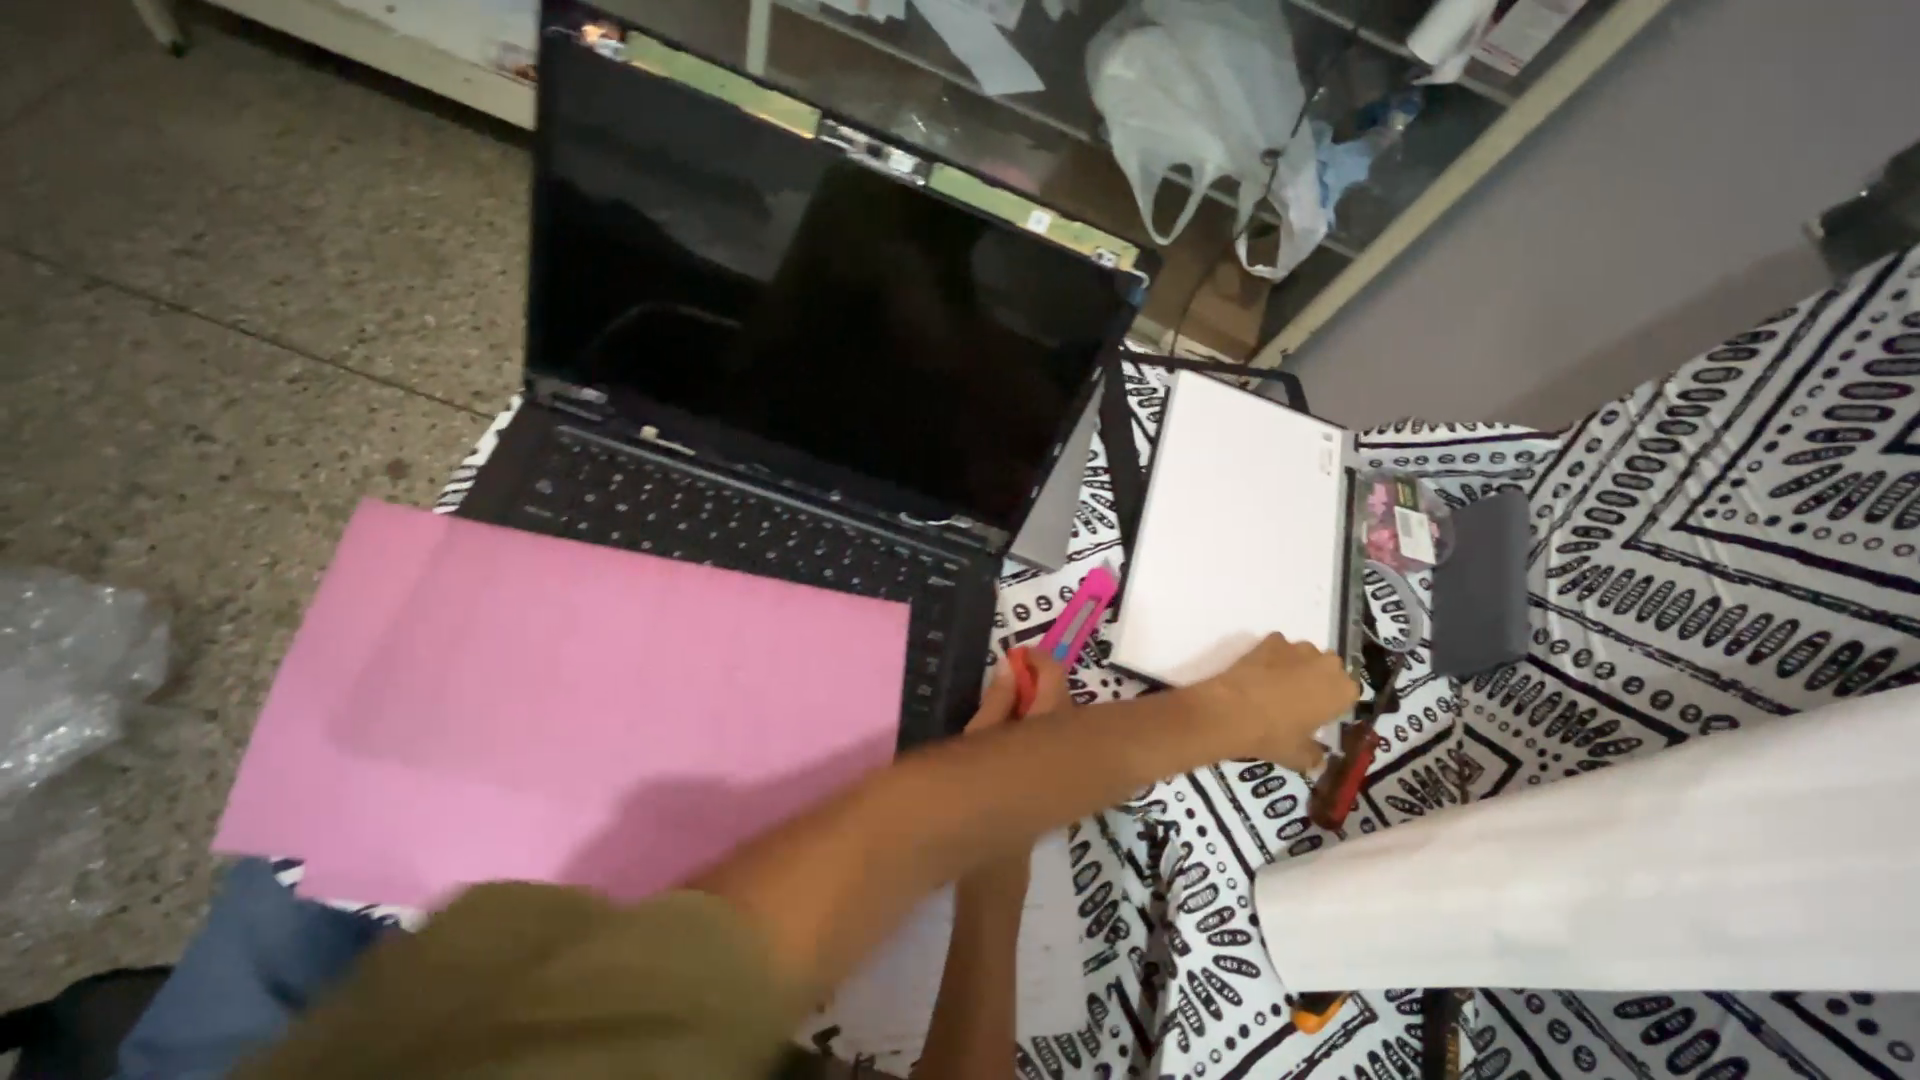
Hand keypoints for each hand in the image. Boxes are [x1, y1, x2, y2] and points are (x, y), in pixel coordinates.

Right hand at [952, 656, 1065, 900]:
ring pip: (1061, 728)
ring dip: (1039, 708)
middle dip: (1040, 685)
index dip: (1040, 663)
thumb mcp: (974, 749)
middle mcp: (1066, 755)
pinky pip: (1054, 750)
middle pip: (1064, 705)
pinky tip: (1013, 734)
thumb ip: (995, 708)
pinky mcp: (1056, 793)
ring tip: (1007, 700)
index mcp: (1047, 738)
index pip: (1055, 685)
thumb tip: (1010, 670)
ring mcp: (1065, 777)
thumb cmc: (971, 809)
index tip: (1016, 654)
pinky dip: (1038, 731)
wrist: (991, 884)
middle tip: (1009, 676)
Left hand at [1187, 634, 1358, 773]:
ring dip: (1297, 666)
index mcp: (1343, 691)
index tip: (1317, 715)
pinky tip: (1259, 672)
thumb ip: (1315, 757)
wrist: (1233, 710)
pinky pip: (1279, 646)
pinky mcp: (1271, 640)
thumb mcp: (1299, 756)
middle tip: (1297, 700)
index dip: (1332, 704)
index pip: (1347, 695)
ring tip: (1275, 686)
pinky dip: (1273, 656)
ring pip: (1305, 655)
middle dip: (1317, 681)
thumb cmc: (1274, 735)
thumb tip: (1319, 761)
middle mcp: (1327, 664)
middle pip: (1329, 670)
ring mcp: (1298, 648)